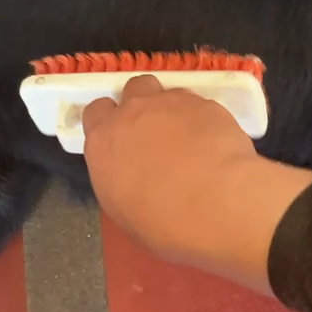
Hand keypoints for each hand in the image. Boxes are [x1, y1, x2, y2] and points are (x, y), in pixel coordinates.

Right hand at [82, 76, 311, 291]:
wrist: (215, 204)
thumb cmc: (162, 222)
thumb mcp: (124, 209)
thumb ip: (121, 177)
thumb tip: (133, 174)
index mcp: (105, 140)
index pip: (96, 111)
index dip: (109, 121)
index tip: (122, 138)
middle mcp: (135, 112)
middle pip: (134, 89)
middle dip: (143, 105)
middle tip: (156, 133)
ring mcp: (173, 103)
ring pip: (169, 94)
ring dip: (174, 111)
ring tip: (190, 140)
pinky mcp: (208, 105)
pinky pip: (201, 106)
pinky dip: (204, 121)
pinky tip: (215, 145)